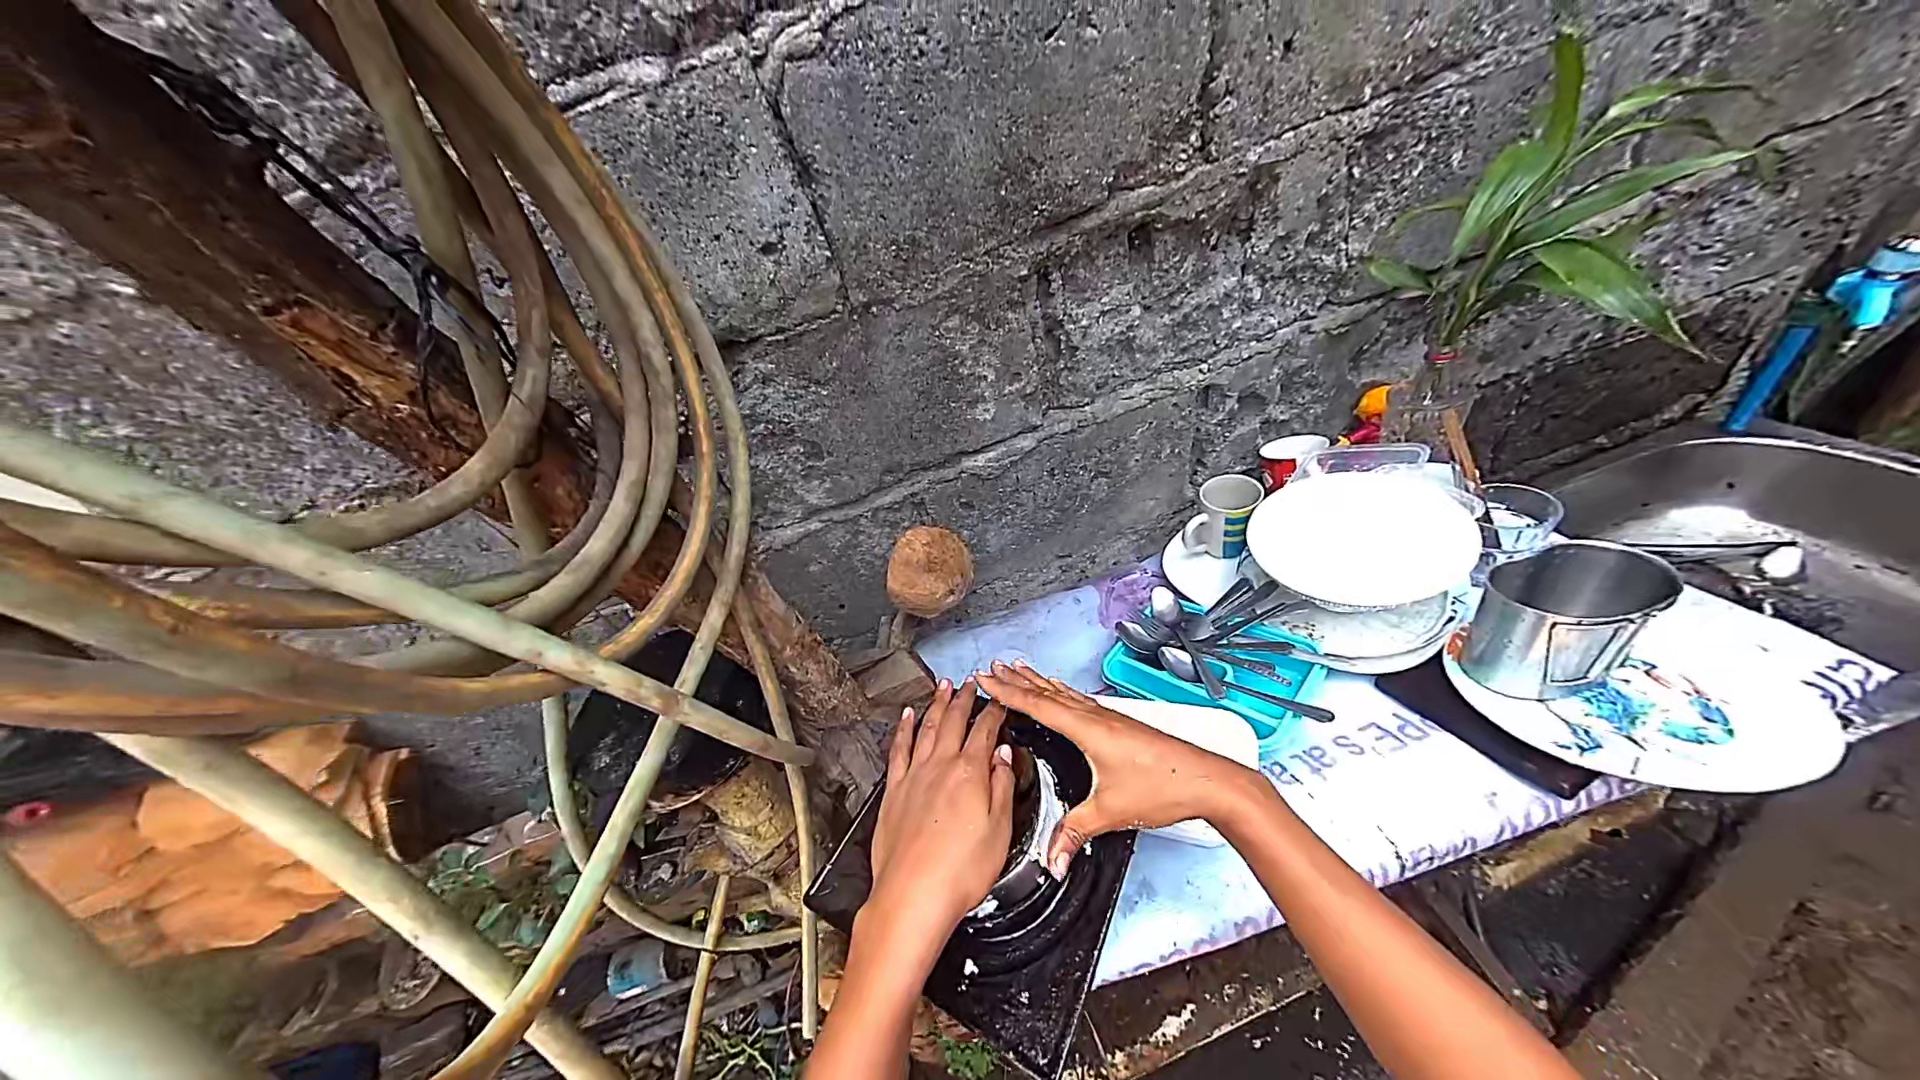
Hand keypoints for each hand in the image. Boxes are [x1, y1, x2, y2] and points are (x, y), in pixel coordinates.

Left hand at [865, 678, 1014, 944]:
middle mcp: (939, 767)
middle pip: (954, 721)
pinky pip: (899, 748)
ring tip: (943, 688)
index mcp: (969, 774)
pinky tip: (905, 718)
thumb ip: (1001, 787)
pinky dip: (903, 728)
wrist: (912, 896)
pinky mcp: (894, 791)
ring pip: (926, 727)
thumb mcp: (999, 831)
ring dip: (936, 704)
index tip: (999, 703)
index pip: (985, 731)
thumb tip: (1003, 759)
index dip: (994, 713)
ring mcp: (914, 776)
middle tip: (971, 684)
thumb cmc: (957, 873)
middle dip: (965, 699)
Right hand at [976, 660, 1267, 877]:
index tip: (987, 678)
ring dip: (1039, 681)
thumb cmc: (1167, 786)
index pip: (1038, 704)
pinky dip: (1062, 692)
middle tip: (995, 666)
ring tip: (1021, 670)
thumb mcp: (1112, 812)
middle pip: (1048, 691)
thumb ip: (1076, 833)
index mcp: (1089, 729)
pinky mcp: (1121, 725)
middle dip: (1018, 679)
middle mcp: (1098, 717)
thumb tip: (1052, 857)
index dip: (1008, 691)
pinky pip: (1080, 700)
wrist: (1208, 781)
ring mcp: (1111, 718)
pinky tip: (1064, 694)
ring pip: (1064, 693)